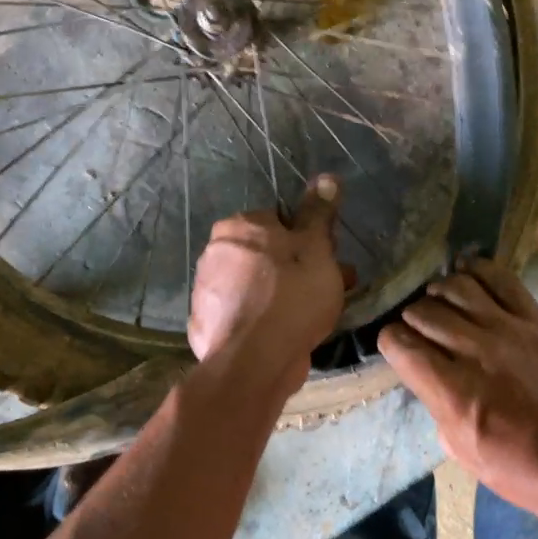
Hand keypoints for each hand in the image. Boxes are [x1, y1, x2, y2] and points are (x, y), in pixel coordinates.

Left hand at [188, 174, 349, 391]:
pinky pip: (246, 314)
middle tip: (331, 289)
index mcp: (238, 227)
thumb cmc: (292, 295)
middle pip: (268, 255)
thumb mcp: (316, 248)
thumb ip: (319, 213)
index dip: (309, 241)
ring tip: (314, 317)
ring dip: (284, 295)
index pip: (279, 222)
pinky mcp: (207, 327)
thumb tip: (327, 177)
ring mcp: (206, 292)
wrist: (255, 362)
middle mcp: (214, 253)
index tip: (330, 261)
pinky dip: (264, 320)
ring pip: (257, 286)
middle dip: (299, 270)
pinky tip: (285, 335)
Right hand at [378, 258, 537, 511]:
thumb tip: (426, 369)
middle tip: (418, 330)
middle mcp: (475, 351)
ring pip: (456, 287)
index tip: (397, 348)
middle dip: (411, 320)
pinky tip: (464, 273)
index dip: (391, 343)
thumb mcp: (456, 446)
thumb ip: (435, 399)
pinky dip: (475, 269)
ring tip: (440, 305)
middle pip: (423, 312)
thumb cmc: (515, 466)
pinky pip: (499, 278)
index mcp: (452, 391)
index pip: (400, 343)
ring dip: (438, 294)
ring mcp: (508, 329)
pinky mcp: (535, 318)